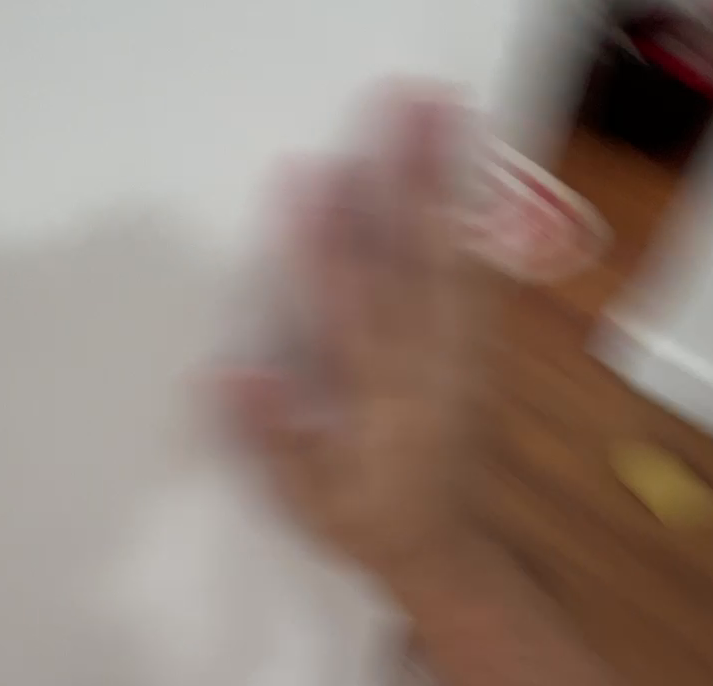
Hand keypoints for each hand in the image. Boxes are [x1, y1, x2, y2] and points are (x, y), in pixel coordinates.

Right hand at [221, 87, 480, 594]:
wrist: (444, 552)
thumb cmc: (367, 526)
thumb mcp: (309, 502)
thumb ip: (274, 439)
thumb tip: (233, 373)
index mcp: (381, 405)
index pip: (350, 312)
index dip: (325, 244)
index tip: (310, 177)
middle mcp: (430, 372)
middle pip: (418, 267)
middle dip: (413, 180)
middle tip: (412, 105)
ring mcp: (463, 362)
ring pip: (458, 265)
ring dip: (454, 188)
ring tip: (453, 119)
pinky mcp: (479, 362)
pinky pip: (480, 288)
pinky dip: (475, 229)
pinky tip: (470, 188)